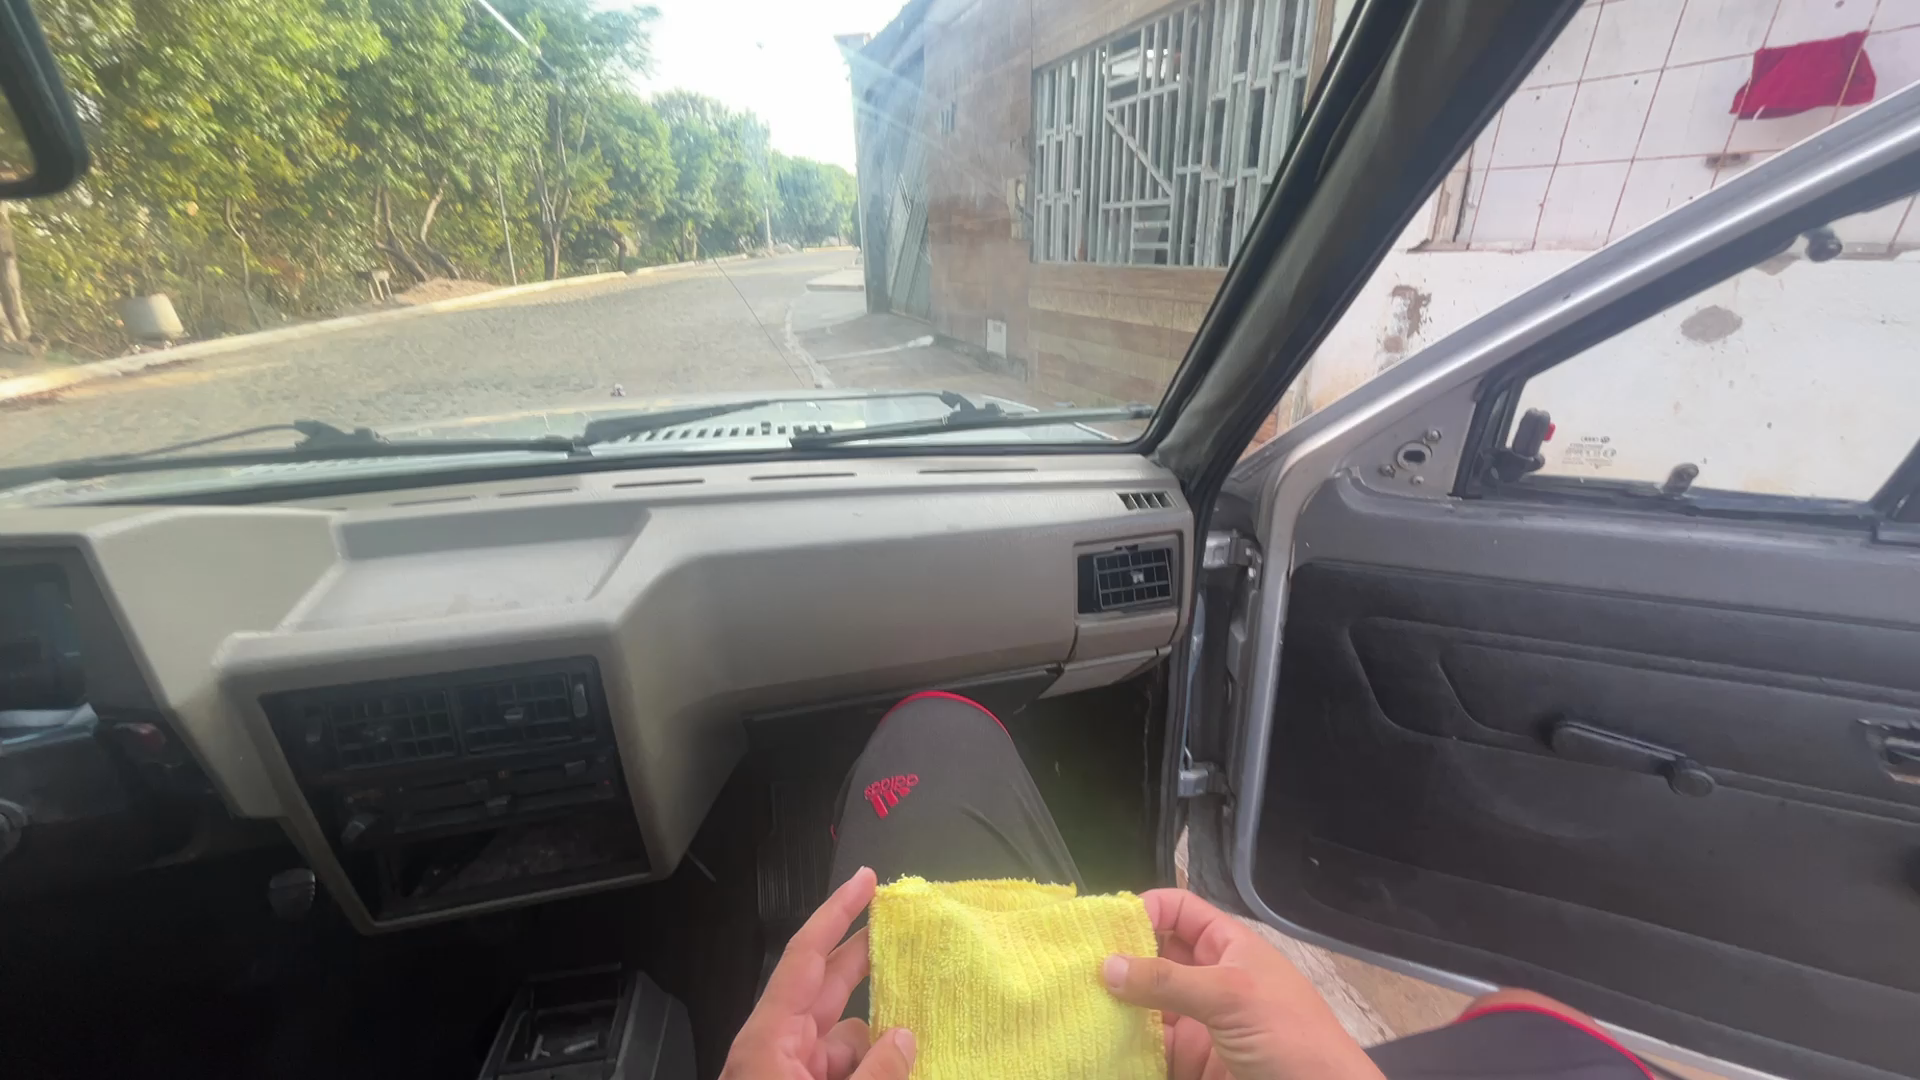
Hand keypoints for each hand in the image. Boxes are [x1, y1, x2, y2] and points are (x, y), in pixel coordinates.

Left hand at [720, 866, 916, 1079]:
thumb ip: (874, 1072)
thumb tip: (905, 1037)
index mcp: (770, 1037)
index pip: (805, 954)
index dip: (836, 911)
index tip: (865, 879)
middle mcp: (778, 1046)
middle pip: (828, 984)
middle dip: (866, 956)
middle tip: (904, 925)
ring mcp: (789, 1071)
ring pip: (843, 1034)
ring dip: (879, 1034)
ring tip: (921, 1032)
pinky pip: (842, 1066)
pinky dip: (870, 1064)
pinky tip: (904, 1069)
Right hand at [1103, 888, 1383, 1079]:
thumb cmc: (1291, 1039)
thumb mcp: (1232, 996)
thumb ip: (1168, 981)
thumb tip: (1105, 965)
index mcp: (1226, 947)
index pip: (1177, 910)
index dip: (1145, 909)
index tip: (1105, 925)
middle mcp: (1208, 979)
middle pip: (1154, 956)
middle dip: (1119, 957)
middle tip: (1076, 962)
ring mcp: (1199, 1023)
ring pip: (1146, 1003)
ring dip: (1116, 1002)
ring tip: (1076, 999)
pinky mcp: (1191, 1063)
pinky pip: (1150, 1046)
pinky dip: (1124, 1044)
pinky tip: (1096, 1038)